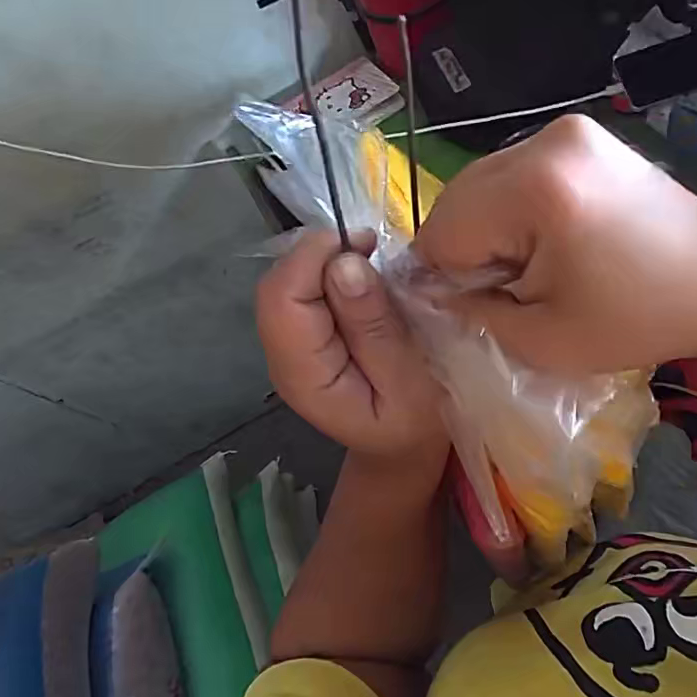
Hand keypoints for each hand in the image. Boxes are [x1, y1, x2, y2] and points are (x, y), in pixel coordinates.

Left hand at [255, 229, 446, 462]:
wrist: (405, 452)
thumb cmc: (417, 423)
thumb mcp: (409, 380)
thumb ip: (376, 328)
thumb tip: (345, 264)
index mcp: (304, 375)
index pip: (282, 298)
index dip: (313, 257)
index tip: (366, 244)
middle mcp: (284, 359)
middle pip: (280, 286)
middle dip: (322, 256)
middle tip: (376, 250)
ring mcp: (293, 349)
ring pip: (291, 285)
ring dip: (330, 264)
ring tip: (377, 265)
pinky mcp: (308, 340)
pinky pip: (308, 295)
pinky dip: (335, 277)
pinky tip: (369, 283)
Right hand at [412, 114, 696, 373]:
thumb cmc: (643, 320)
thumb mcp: (547, 340)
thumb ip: (475, 315)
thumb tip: (432, 292)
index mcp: (537, 188)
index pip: (444, 231)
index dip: (445, 278)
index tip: (476, 309)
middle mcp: (547, 141)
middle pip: (460, 198)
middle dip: (470, 250)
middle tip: (512, 291)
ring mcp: (570, 131)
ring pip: (487, 184)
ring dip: (494, 229)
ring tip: (541, 267)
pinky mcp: (586, 137)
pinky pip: (520, 174)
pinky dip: (520, 211)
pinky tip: (558, 240)